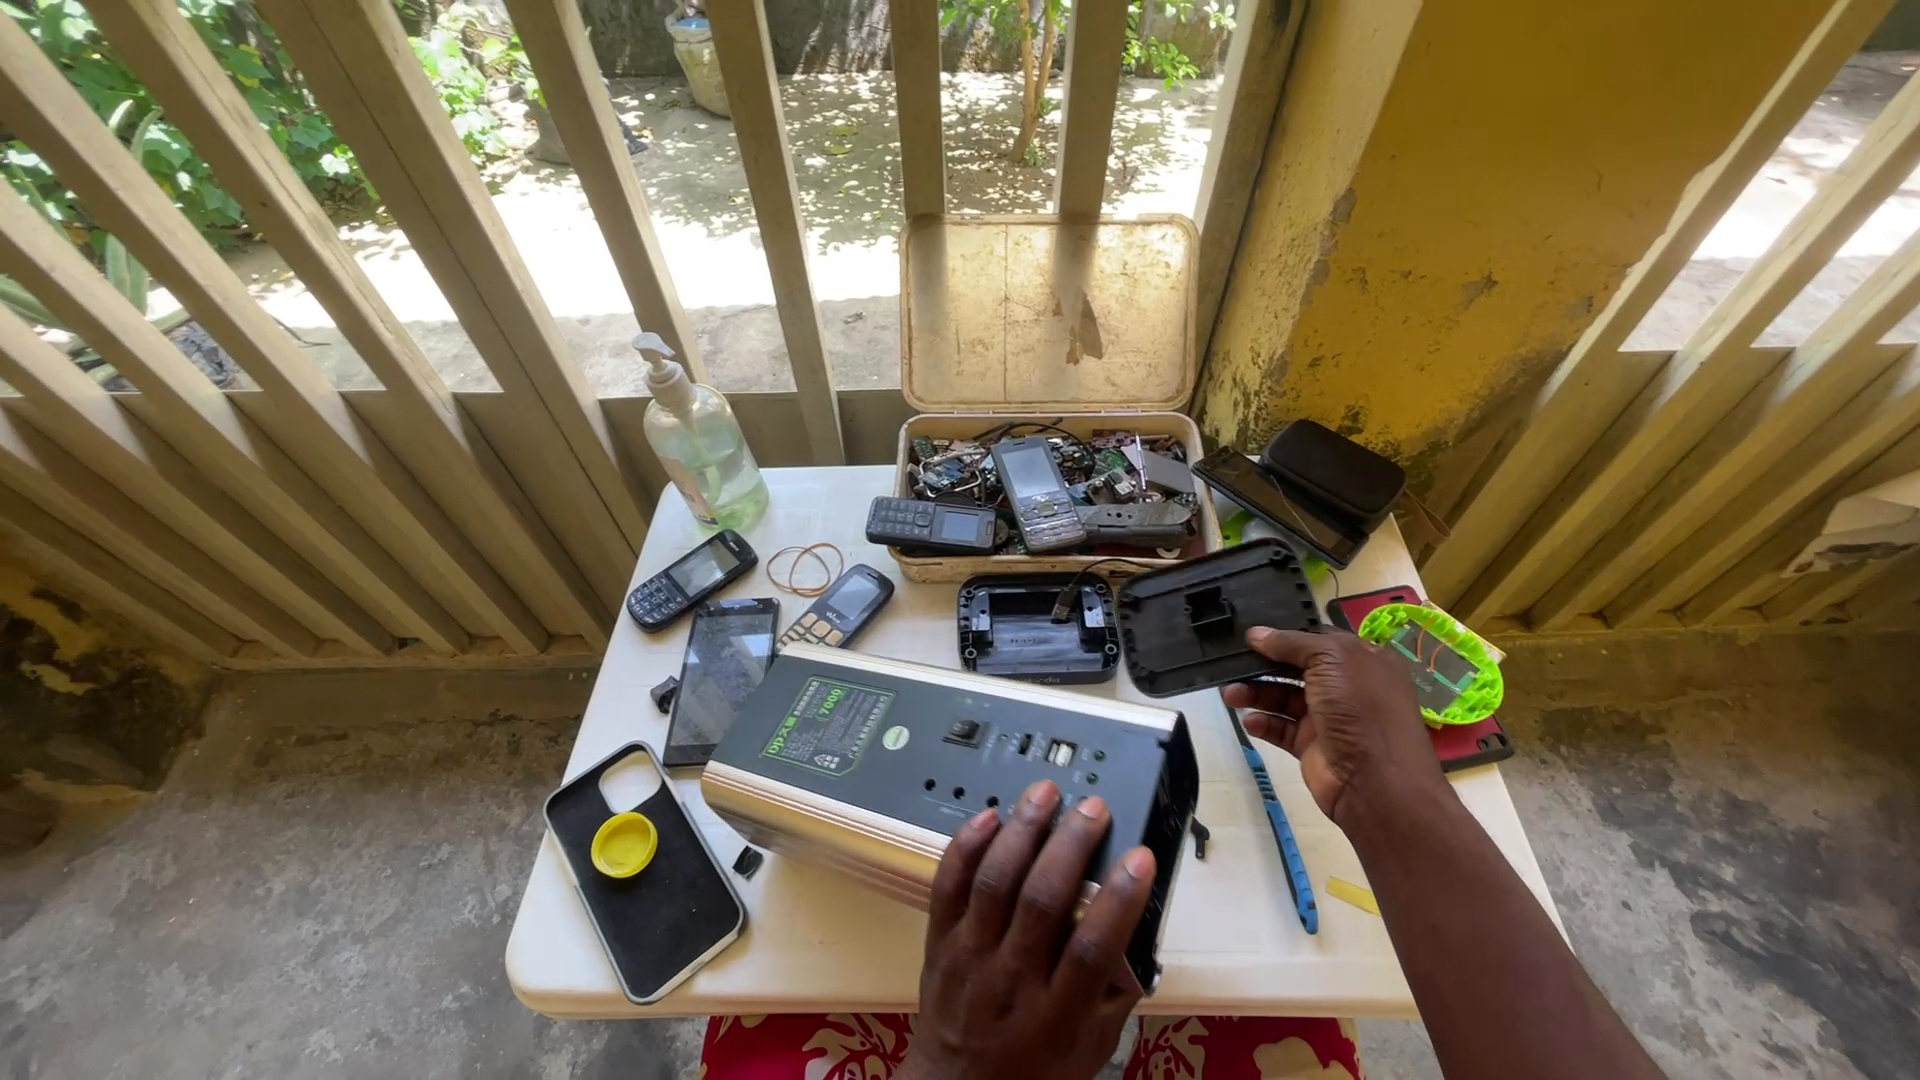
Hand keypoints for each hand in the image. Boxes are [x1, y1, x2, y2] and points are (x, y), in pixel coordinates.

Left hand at [899, 779, 1156, 1079]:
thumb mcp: (1090, 1047)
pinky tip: (989, 816)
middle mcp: (1012, 978)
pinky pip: (948, 886)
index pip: (1091, 949)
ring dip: (1022, 831)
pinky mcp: (940, 939)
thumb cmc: (1035, 1068)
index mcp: (1057, 1013)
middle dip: (1070, 847)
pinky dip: (966, 847)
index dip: (1118, 899)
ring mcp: (970, 955)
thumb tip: (1135, 927)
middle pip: (1041, 902)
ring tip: (1045, 793)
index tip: (1139, 857)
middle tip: (1093, 808)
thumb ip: (1114, 990)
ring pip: (994, 883)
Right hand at [1222, 626, 1445, 827]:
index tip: (1251, 632)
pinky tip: (1250, 722)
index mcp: (1361, 661)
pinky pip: (1280, 728)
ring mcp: (1327, 718)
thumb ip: (1291, 643)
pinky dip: (1263, 723)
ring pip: (1283, 698)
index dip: (1286, 634)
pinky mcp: (1310, 745)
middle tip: (1230, 662)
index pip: (1318, 640)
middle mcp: (1345, 687)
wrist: (1376, 782)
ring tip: (1230, 694)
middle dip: (1263, 665)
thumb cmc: (1360, 708)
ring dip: (1255, 693)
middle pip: (1295, 668)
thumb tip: (1256, 634)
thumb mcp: (1331, 659)